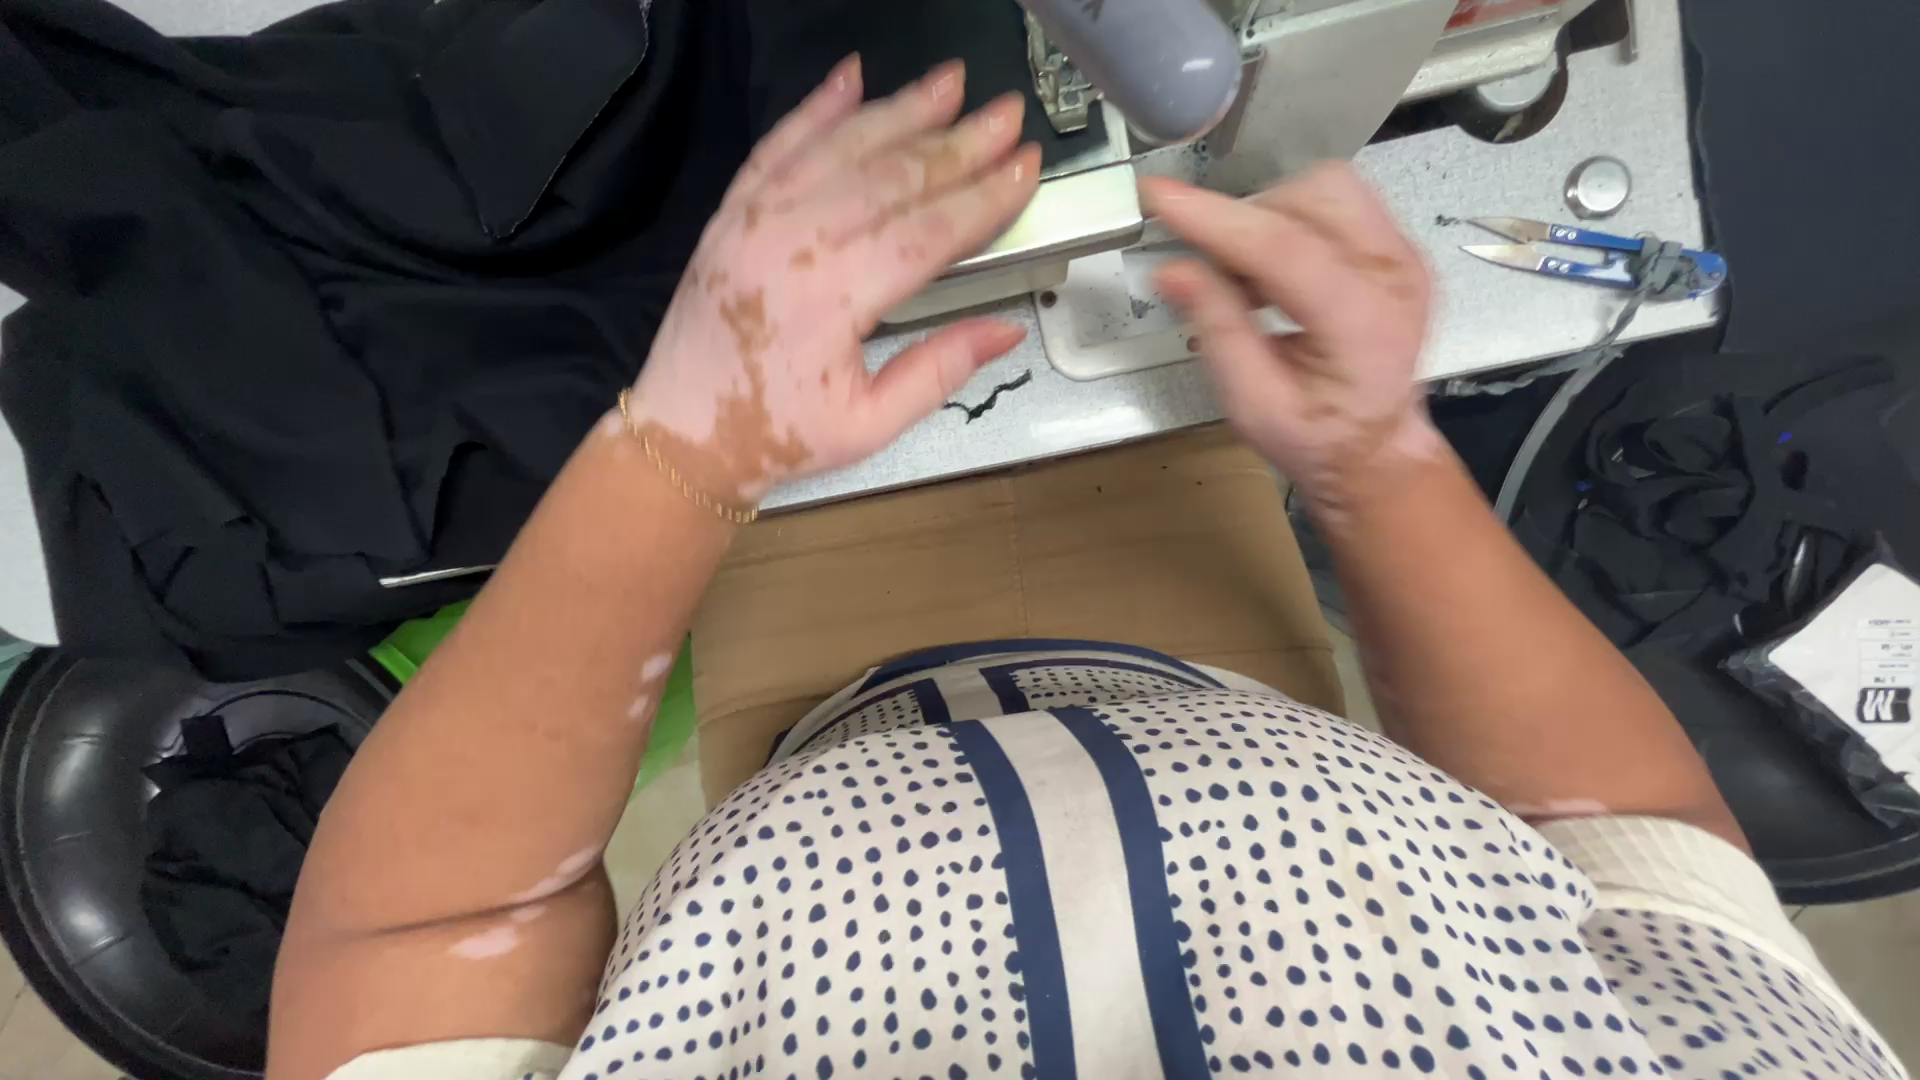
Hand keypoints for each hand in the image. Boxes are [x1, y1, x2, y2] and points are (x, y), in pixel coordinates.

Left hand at [623, 56, 1041, 504]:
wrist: (687, 431)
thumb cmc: (781, 435)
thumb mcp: (871, 424)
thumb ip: (939, 370)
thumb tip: (1008, 329)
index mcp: (829, 301)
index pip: (924, 233)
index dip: (981, 199)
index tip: (1027, 169)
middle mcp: (790, 243)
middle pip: (890, 178)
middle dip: (957, 144)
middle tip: (1007, 115)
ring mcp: (753, 219)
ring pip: (841, 149)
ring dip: (902, 112)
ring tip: (952, 82)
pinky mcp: (732, 212)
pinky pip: (780, 145)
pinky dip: (819, 108)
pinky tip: (854, 77)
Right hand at [1142, 162, 1440, 510]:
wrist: (1372, 450)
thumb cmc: (1315, 438)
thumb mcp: (1252, 402)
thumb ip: (1216, 331)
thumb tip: (1172, 271)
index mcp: (1362, 322)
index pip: (1283, 246)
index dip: (1215, 219)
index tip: (1160, 197)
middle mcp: (1394, 274)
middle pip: (1311, 198)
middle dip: (1246, 221)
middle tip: (1213, 271)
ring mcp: (1402, 256)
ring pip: (1326, 190)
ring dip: (1268, 221)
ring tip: (1245, 280)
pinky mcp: (1394, 251)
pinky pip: (1337, 206)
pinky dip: (1289, 226)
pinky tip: (1271, 277)